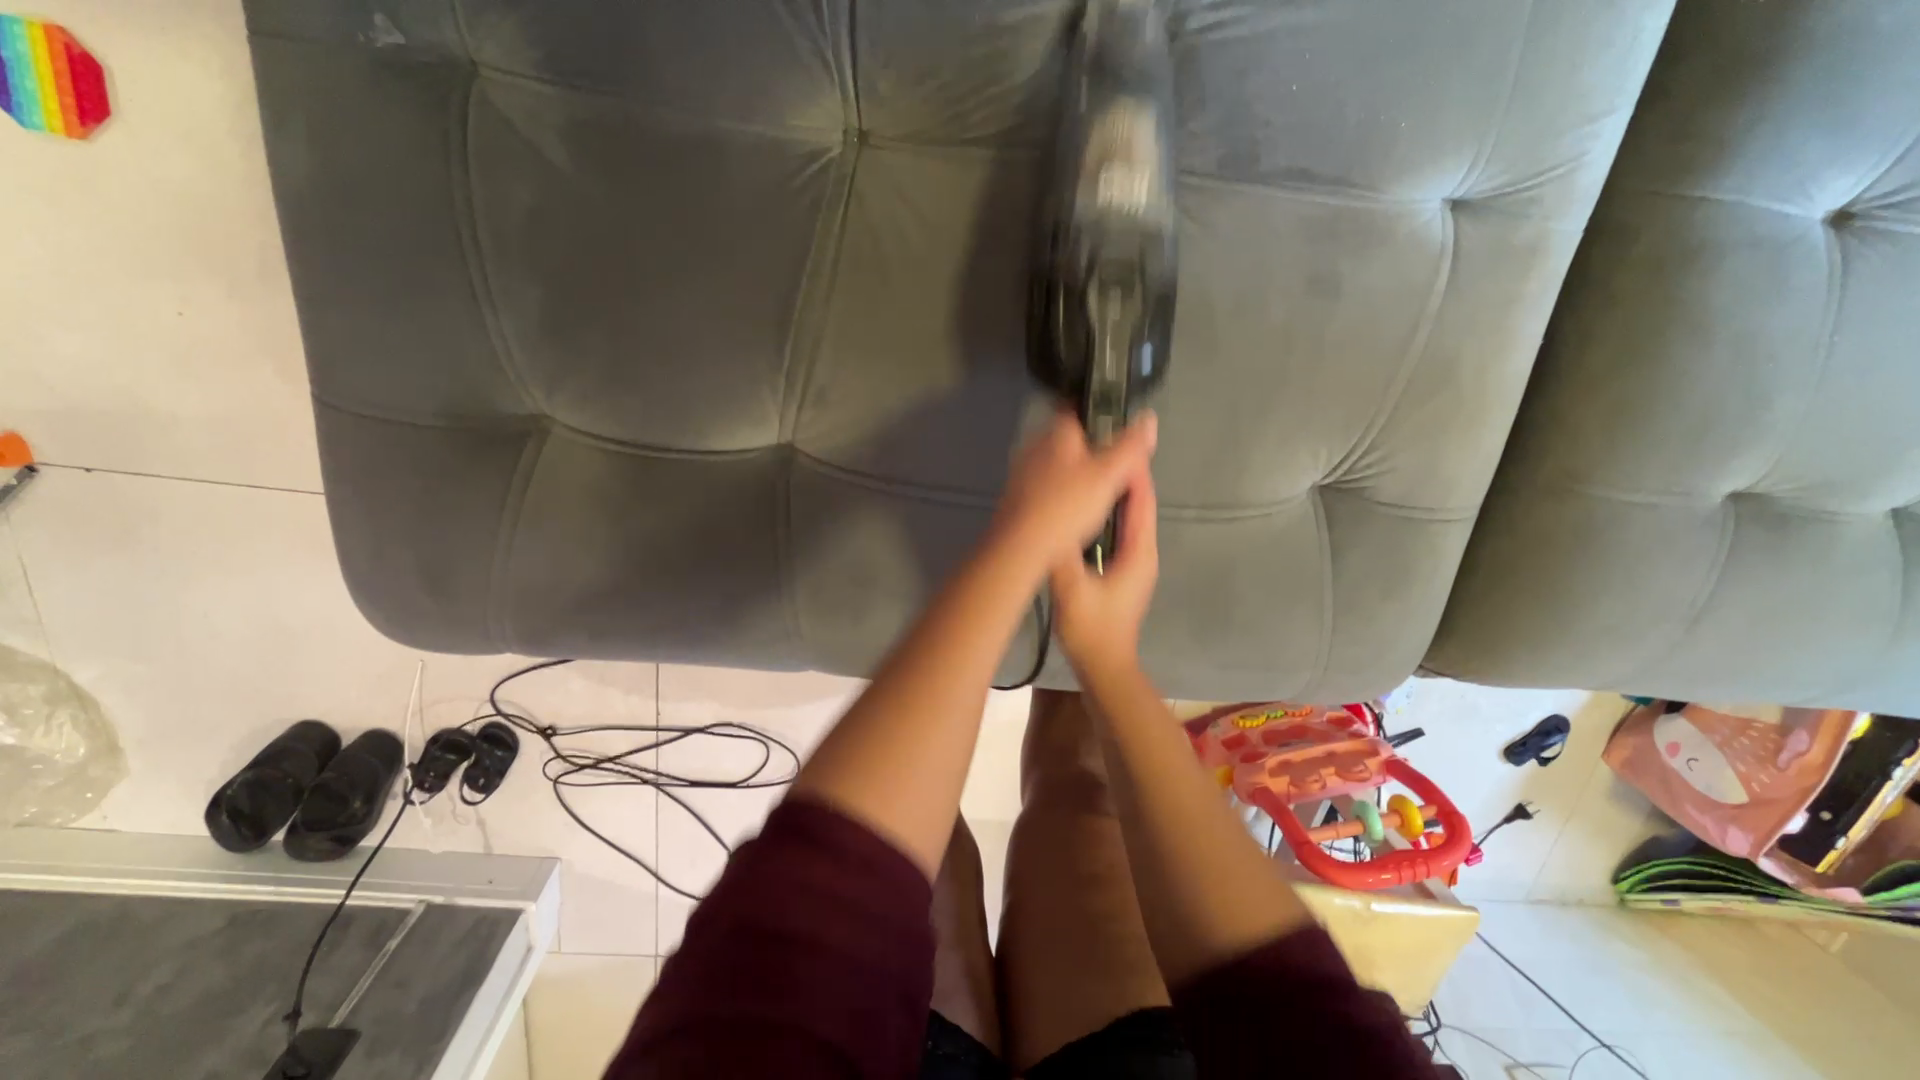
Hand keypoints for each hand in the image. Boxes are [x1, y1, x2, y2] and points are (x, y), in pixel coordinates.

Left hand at [992, 408, 1157, 573]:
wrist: (1022, 544)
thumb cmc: (1064, 507)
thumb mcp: (1108, 475)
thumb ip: (1130, 446)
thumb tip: (1148, 419)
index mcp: (1057, 433)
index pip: (1077, 409)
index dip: (1097, 417)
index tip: (1112, 430)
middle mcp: (1035, 446)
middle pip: (1066, 439)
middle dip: (1087, 450)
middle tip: (1108, 467)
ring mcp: (1022, 471)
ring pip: (1054, 463)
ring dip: (1072, 474)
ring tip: (1091, 492)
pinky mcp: (1017, 496)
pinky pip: (1043, 487)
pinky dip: (1057, 494)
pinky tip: (1069, 511)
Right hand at [1049, 459, 1157, 677]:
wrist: (1105, 670)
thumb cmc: (1093, 632)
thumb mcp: (1071, 592)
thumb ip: (1059, 555)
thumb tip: (1046, 519)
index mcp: (1139, 552)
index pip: (1141, 500)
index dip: (1130, 470)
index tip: (1113, 443)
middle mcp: (1143, 552)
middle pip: (1137, 504)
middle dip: (1119, 476)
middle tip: (1093, 451)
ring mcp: (1135, 563)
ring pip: (1128, 517)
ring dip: (1111, 495)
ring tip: (1085, 473)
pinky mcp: (1124, 572)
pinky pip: (1120, 531)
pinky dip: (1106, 514)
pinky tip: (1081, 511)